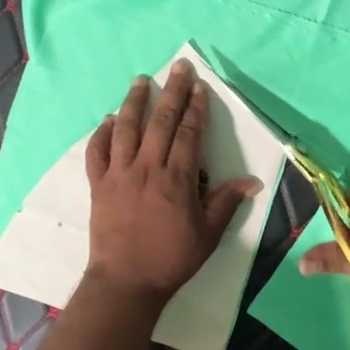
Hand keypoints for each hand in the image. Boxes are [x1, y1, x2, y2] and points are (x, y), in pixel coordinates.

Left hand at [84, 60, 260, 302]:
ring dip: (134, 101)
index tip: (199, 86)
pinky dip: (101, 133)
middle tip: (178, 67)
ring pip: (126, 128)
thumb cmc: (171, 259)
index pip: (188, 133)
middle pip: (160, 122)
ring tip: (141, 80)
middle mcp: (147, 168)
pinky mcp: (98, 184)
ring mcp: (119, 174)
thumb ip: (226, 203)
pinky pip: (97, 152)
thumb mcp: (208, 235)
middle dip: (171, 92)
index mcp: (176, 179)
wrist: (126, 282)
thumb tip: (252, 182)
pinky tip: (108, 120)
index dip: (195, 108)